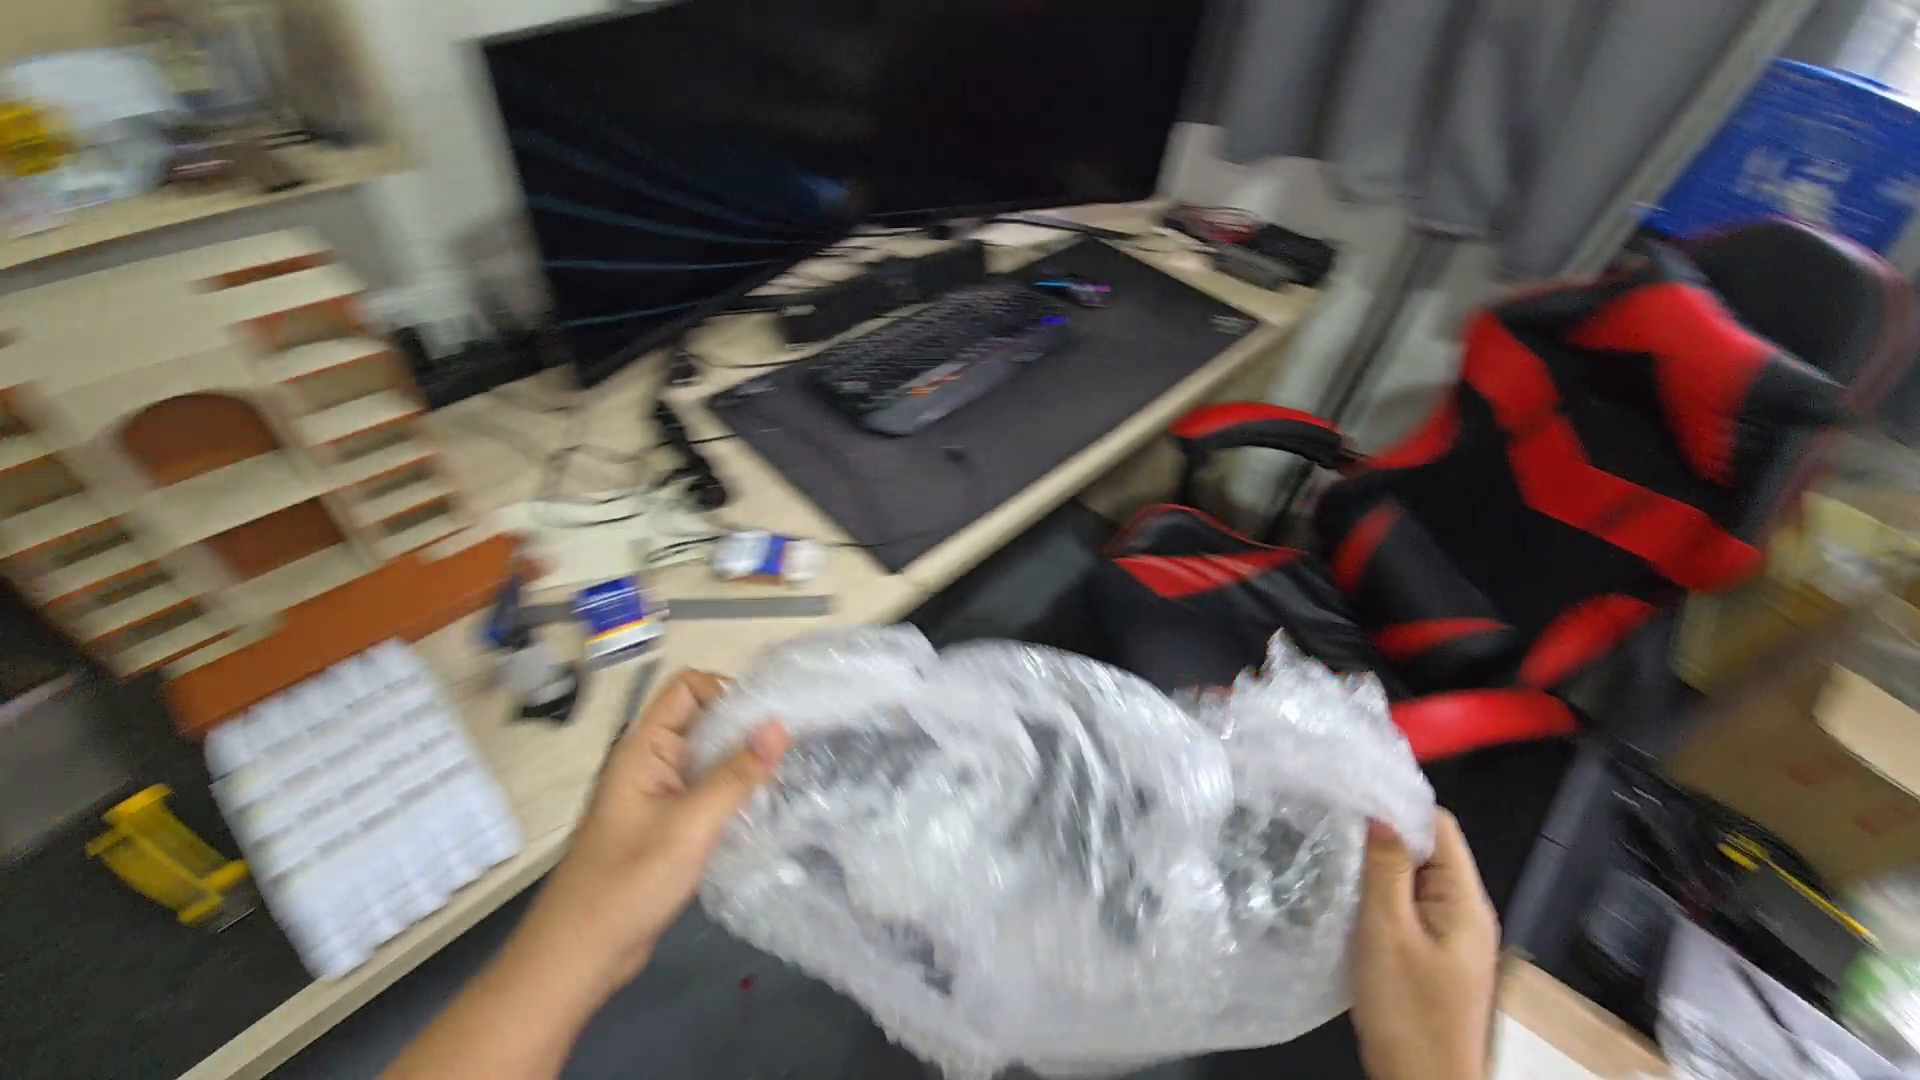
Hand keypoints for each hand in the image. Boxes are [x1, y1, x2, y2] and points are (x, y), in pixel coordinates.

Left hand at [519, 669, 791, 993]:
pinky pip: (708, 791)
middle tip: (789, 749)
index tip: (767, 722)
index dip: (727, 692)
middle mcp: (651, 762)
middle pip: (704, 720)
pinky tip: (761, 809)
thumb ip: (737, 774)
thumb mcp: (690, 825)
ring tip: (782, 777)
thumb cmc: (628, 883)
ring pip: (709, 758)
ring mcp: (659, 795)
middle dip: (745, 728)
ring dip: (743, 762)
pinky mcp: (668, 825)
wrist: (578, 957)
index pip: (688, 688)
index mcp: (645, 748)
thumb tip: (779, 725)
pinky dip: (735, 792)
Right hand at [1350, 811, 1499, 1079]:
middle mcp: (1466, 912)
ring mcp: (1451, 936)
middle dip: (1383, 833)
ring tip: (1333, 849)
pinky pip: (1408, 906)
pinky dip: (1380, 893)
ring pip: (1413, 879)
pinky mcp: (1433, 955)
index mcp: (1465, 901)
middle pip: (1428, 850)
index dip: (1398, 804)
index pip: (1439, 826)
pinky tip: (1348, 893)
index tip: (1351, 795)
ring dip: (1378, 864)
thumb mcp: (1387, 930)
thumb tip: (1380, 813)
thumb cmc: (1407, 1009)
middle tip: (1332, 820)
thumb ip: (1385, 868)